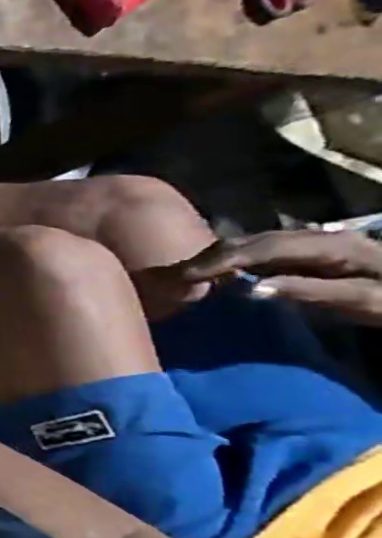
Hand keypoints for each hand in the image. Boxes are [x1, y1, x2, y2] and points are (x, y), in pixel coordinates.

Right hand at [176, 229, 381, 325]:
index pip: (265, 248)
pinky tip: (216, 272)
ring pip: (252, 243)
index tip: (186, 276)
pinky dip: (230, 259)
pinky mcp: (307, 250)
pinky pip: (259, 250)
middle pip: (254, 241)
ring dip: (216, 257)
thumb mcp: (364, 300)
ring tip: (187, 275)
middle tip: (174, 277)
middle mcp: (319, 236)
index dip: (222, 260)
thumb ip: (311, 292)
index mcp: (333, 246)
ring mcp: (313, 241)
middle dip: (211, 257)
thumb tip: (251, 289)